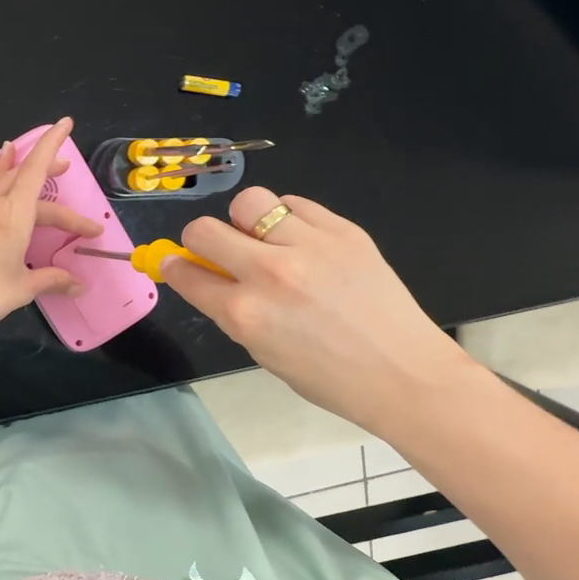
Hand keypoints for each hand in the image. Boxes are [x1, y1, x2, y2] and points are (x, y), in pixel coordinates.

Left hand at [0, 117, 102, 346]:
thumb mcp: (24, 287)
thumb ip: (53, 280)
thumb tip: (79, 286)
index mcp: (13, 214)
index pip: (36, 168)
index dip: (52, 143)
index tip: (66, 123)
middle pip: (27, 178)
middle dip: (50, 171)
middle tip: (69, 171)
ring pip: (7, 181)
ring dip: (26, 172)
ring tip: (42, 166)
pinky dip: (4, 180)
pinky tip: (3, 181)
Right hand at [162, 187, 479, 433]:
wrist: (403, 373)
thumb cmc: (327, 378)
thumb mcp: (263, 353)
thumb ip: (233, 312)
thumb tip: (210, 279)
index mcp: (243, 314)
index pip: (187, 274)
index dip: (175, 267)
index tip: (178, 265)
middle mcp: (269, 273)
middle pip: (204, 229)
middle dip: (199, 239)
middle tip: (217, 250)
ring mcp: (308, 246)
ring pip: (250, 202)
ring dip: (244, 219)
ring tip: (263, 238)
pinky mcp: (344, 231)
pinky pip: (296, 204)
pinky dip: (288, 217)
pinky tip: (299, 239)